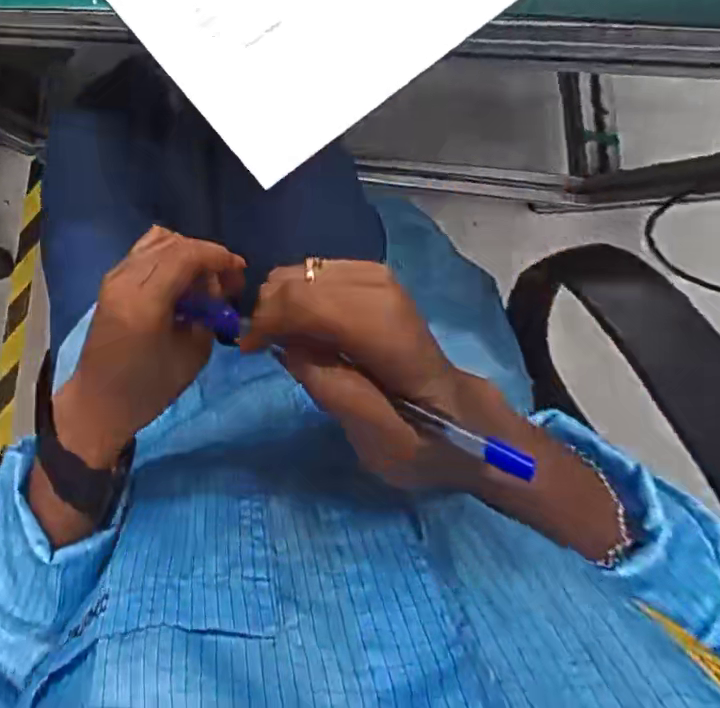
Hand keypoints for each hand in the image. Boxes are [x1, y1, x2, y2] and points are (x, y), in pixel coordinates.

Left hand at [51, 227, 245, 467]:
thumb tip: (212, 288)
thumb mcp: (192, 355)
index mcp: (145, 301)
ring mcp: (114, 277)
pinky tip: (180, 279)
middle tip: (225, 280)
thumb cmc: (148, 388)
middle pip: (172, 244)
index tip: (239, 269)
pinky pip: (143, 252)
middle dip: (206, 254)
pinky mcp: (110, 281)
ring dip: (186, 252)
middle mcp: (125, 280)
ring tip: (203, 279)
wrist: (99, 400)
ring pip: (156, 241)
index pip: (185, 255)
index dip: (217, 256)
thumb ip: (206, 314)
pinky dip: (167, 256)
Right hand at [243, 260, 517, 489]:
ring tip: (278, 335)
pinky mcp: (373, 277)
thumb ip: (340, 397)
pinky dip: (293, 290)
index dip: (270, 319)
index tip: (250, 349)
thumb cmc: (429, 446)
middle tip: (261, 345)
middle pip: (302, 281)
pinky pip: (313, 269)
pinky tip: (297, 319)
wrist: (469, 422)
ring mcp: (381, 280)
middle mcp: (388, 297)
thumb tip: (290, 348)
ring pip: (303, 270)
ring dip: (278, 300)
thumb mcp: (388, 449)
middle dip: (268, 309)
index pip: (314, 303)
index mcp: (396, 341)